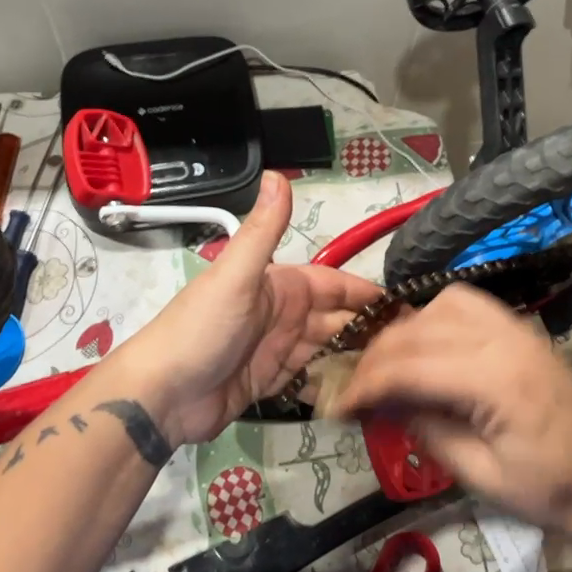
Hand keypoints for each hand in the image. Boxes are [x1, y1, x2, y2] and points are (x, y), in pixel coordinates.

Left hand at [112, 172, 381, 445]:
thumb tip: (278, 173)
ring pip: (326, 350)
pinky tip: (356, 398)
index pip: (333, 285)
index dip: (365, 293)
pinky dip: (330, 386)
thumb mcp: (235, 275)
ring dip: (354, 359)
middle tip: (409, 351)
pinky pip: (309, 380)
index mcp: (278, 286)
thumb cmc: (201, 329)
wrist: (162, 394)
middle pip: (335, 320)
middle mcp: (281, 315)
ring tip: (392, 377)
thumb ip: (263, 230)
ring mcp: (274, 350)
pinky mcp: (268, 383)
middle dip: (369, 331)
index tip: (405, 307)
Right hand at [324, 284, 571, 533]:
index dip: (367, 382)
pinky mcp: (520, 328)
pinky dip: (434, 315)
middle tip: (354, 389)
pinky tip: (424, 344)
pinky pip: (467, 302)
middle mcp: (505, 340)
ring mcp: (516, 328)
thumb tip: (377, 401)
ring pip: (440, 304)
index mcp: (497, 380)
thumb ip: (424, 428)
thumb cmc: (544, 490)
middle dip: (377, 357)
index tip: (339, 404)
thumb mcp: (477, 473)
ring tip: (387, 365)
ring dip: (405, 330)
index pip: (412, 366)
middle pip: (419, 330)